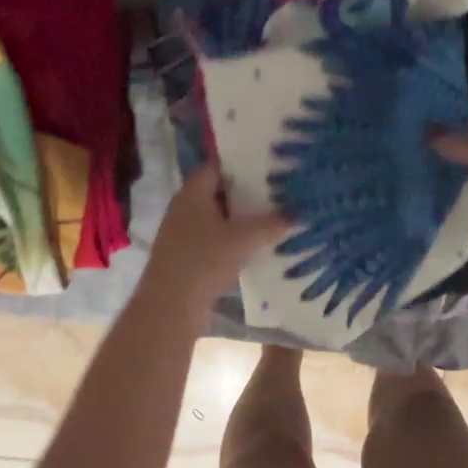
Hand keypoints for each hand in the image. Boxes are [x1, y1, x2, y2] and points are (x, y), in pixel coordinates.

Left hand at [141, 165, 287, 315]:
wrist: (171, 305)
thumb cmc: (204, 260)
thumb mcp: (243, 239)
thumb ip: (271, 224)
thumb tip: (296, 213)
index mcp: (193, 192)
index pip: (218, 165)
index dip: (244, 162)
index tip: (271, 164)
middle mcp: (185, 207)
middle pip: (220, 191)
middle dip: (248, 192)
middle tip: (280, 190)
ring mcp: (184, 232)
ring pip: (219, 217)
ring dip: (243, 218)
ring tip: (275, 217)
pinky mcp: (188, 255)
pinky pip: (215, 238)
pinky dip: (234, 239)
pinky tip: (257, 246)